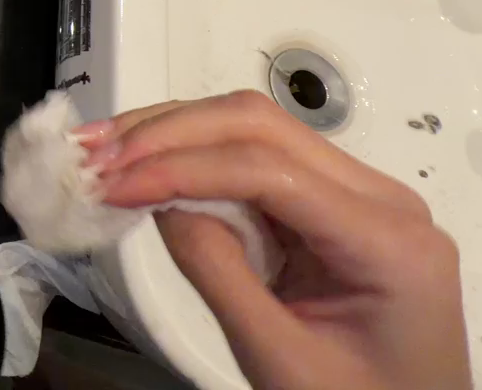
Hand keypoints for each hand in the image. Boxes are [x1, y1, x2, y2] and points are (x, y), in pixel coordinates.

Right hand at [80, 90, 470, 389]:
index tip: (109, 186)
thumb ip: (217, 271)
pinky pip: (241, 147)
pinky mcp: (316, 192)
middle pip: (254, 123)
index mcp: (388, 241)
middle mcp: (377, 196)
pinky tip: (136, 156)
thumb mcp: (280, 359)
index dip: (178, 167)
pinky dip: (181, 147)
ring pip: (243, 122)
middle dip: (164, 132)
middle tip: (93, 154)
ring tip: (98, 145)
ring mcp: (350, 188)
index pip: (265, 169)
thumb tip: (157, 199)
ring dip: (164, 130)